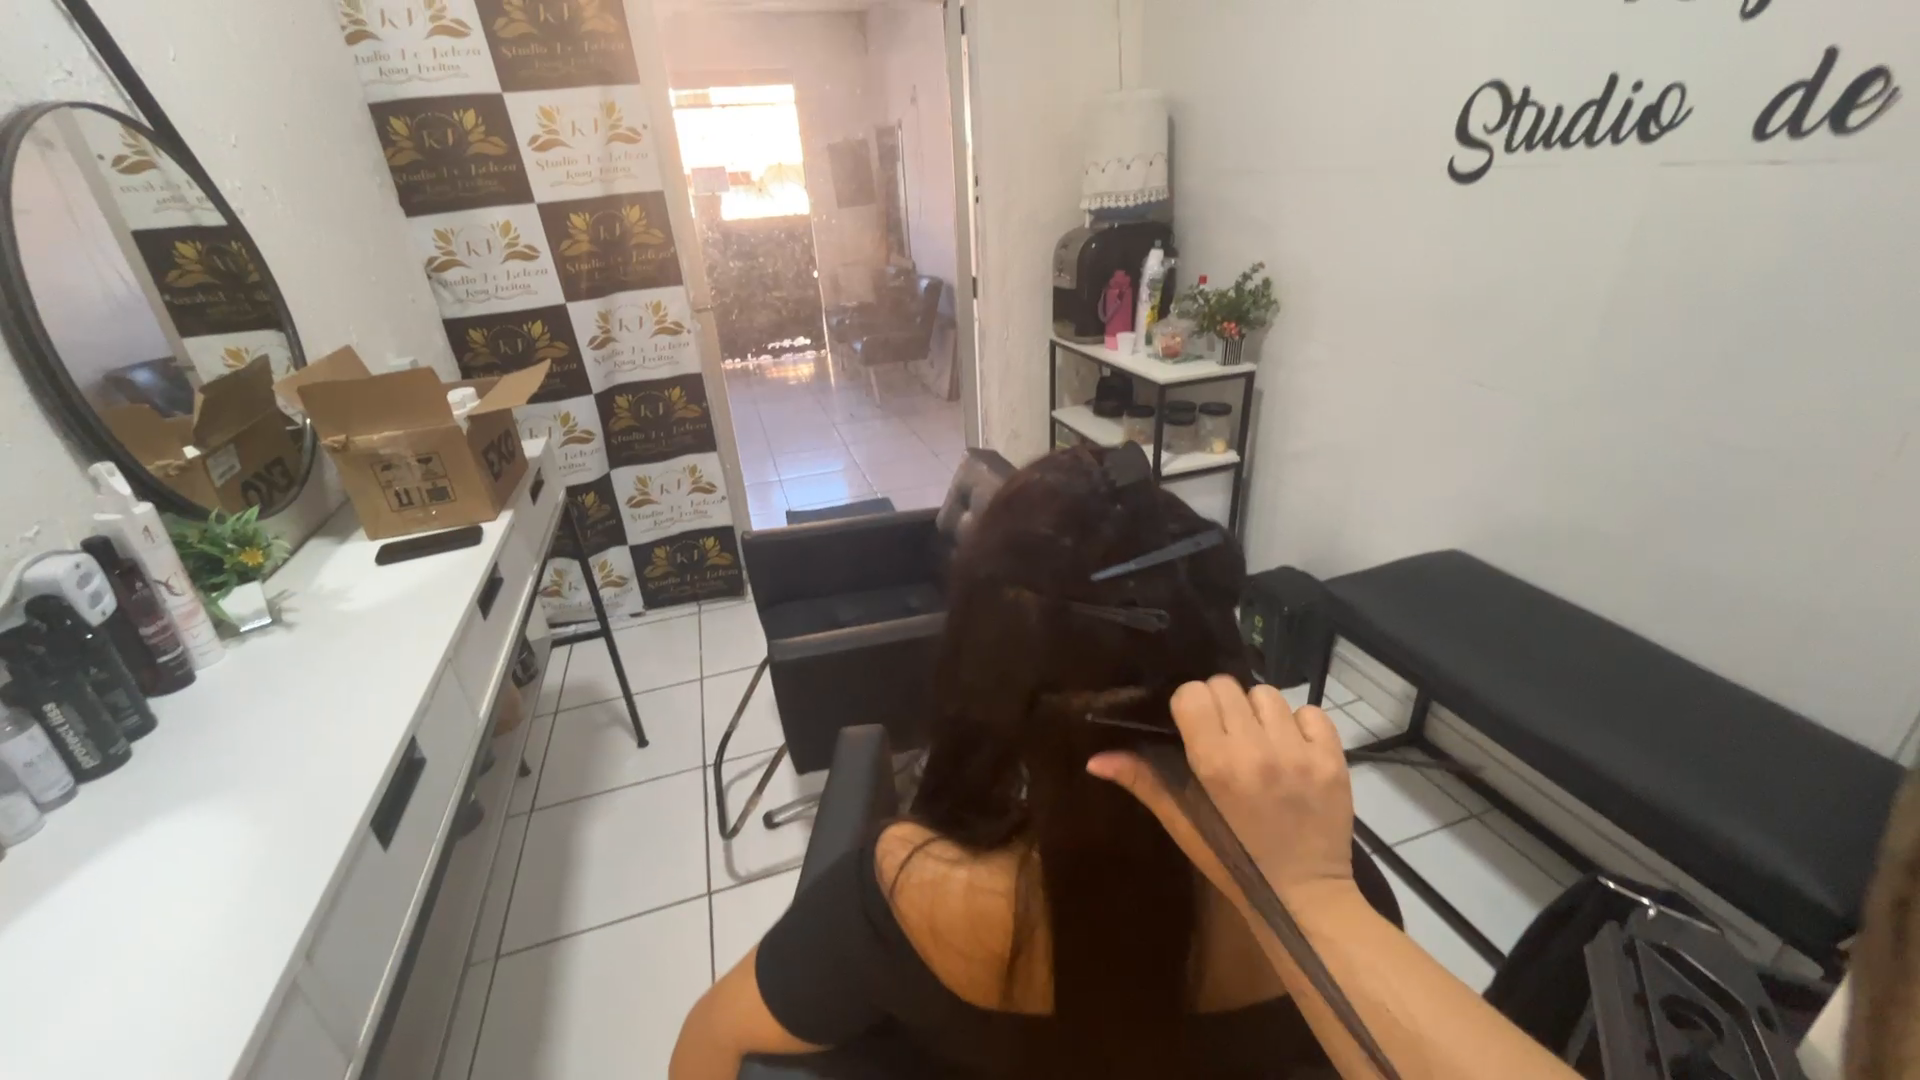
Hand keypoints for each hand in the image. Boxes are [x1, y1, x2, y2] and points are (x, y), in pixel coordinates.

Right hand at [1087, 676, 1355, 906]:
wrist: (1303, 896)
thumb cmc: (1232, 861)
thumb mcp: (1182, 822)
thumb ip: (1142, 781)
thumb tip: (1094, 759)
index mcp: (1215, 763)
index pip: (1194, 693)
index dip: (1188, 705)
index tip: (1190, 727)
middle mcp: (1257, 749)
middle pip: (1228, 686)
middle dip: (1220, 705)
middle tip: (1222, 735)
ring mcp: (1299, 752)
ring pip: (1268, 694)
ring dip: (1257, 713)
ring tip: (1257, 743)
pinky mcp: (1332, 759)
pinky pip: (1310, 711)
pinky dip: (1298, 725)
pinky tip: (1290, 750)